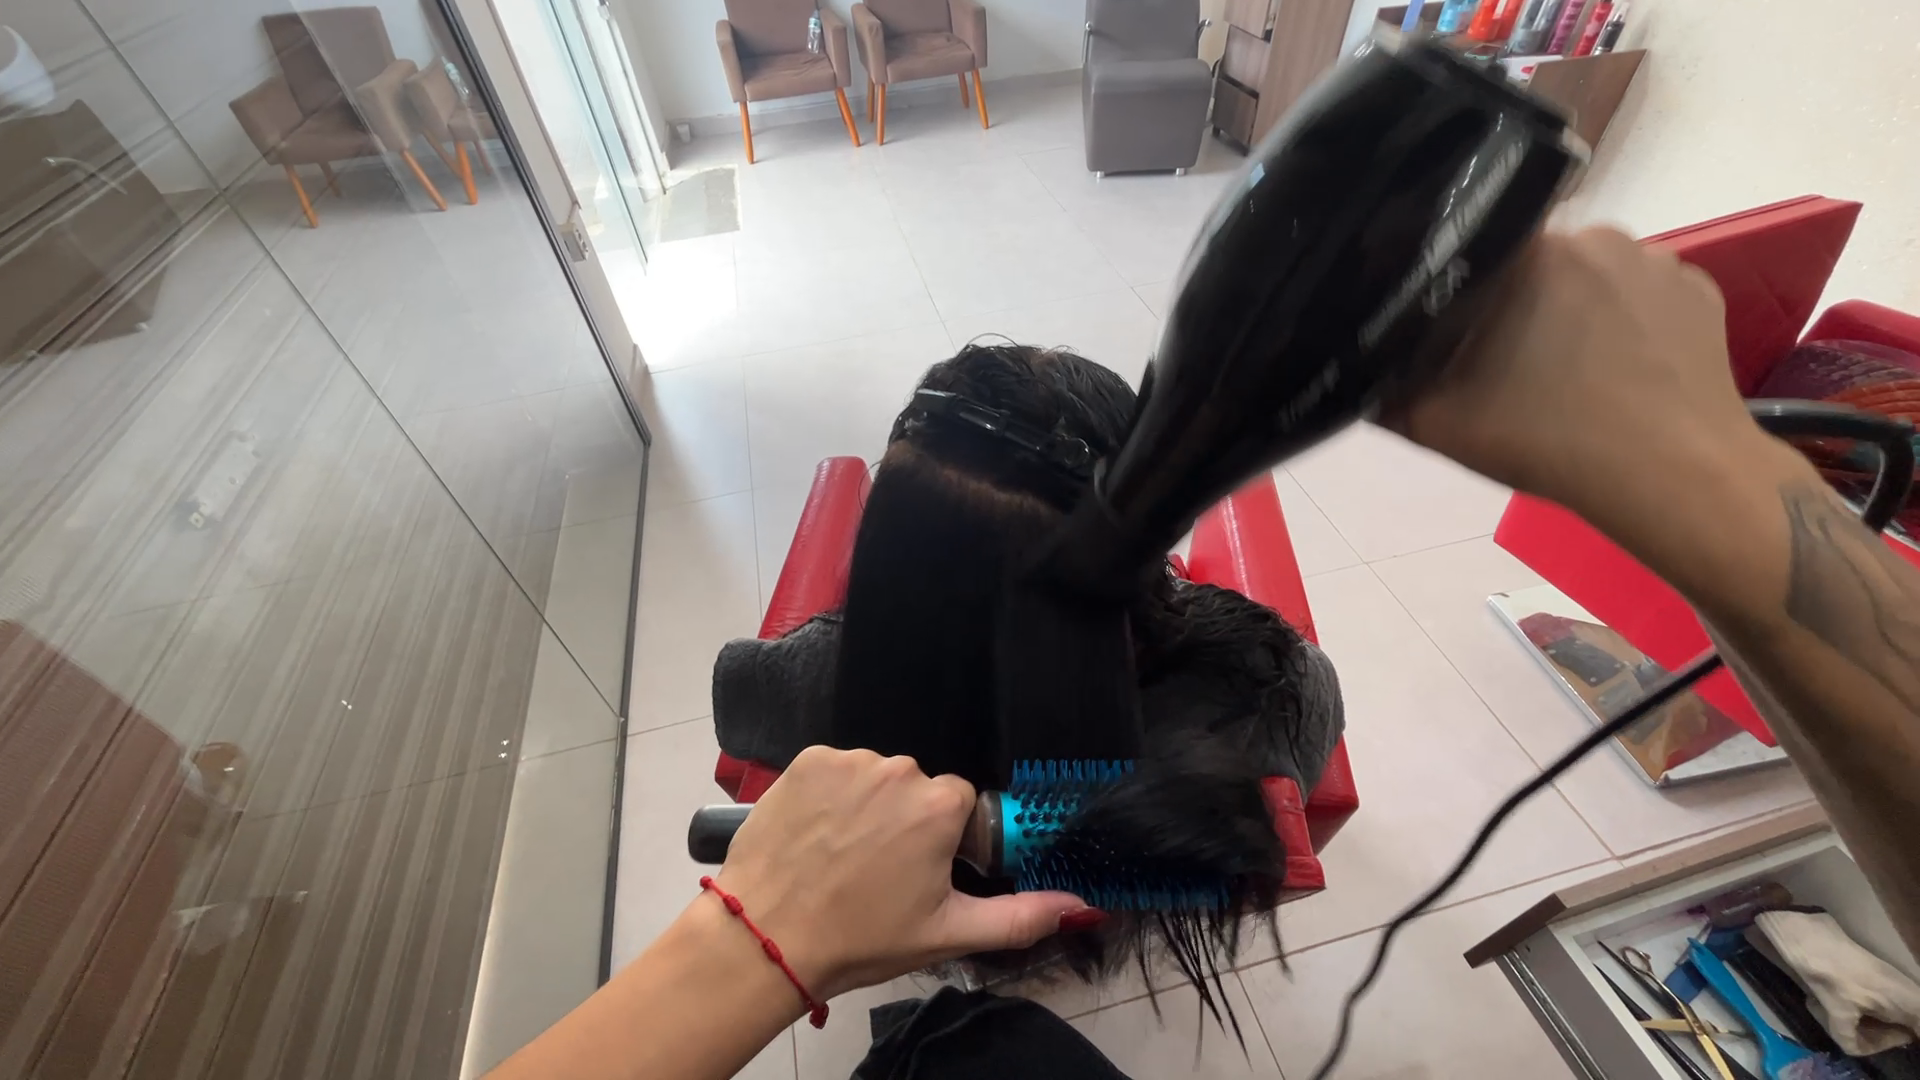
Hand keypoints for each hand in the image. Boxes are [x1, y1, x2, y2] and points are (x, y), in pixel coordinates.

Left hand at [714, 746, 1088, 999]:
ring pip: (876, 775)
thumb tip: (1083, 904)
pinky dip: (830, 792)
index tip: (916, 867)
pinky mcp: (809, 757)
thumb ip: (1021, 915)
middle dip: (905, 819)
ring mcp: (851, 759)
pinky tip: (816, 829)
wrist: (767, 935)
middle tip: (876, 866)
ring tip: (841, 851)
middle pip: (917, 786)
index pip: (956, 803)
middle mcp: (901, 768)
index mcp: (940, 805)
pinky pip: (836, 768)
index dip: (939, 837)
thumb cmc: (862, 937)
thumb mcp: (947, 933)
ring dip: (867, 804)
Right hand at [1392, 226, 1768, 522]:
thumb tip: (1358, 381)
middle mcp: (1596, 236)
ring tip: (1551, 369)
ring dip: (1560, 310)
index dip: (1447, 289)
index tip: (1438, 330)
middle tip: (1491, 359)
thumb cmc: (1542, 437)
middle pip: (1527, 264)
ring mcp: (1658, 261)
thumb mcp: (1431, 424)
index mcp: (1527, 254)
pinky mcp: (1700, 292)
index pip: (1469, 250)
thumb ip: (1383, 395)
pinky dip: (1614, 325)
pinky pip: (1635, 296)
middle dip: (1506, 302)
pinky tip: (1605, 371)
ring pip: (1582, 277)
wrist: (1671, 476)